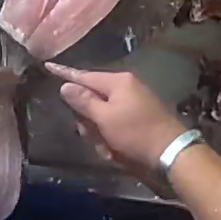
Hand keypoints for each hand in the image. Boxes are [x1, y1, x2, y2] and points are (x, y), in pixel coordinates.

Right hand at [46, 63, 187, 174]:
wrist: (172, 153)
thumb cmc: (136, 133)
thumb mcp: (104, 118)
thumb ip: (83, 101)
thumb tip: (65, 86)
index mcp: (117, 82)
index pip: (82, 75)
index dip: (63, 73)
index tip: (47, 66)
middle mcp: (125, 87)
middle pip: (91, 98)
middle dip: (87, 119)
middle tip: (89, 134)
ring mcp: (133, 102)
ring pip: (101, 114)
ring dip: (99, 133)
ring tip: (107, 149)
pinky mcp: (138, 116)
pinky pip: (113, 123)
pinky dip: (111, 137)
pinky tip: (115, 151)